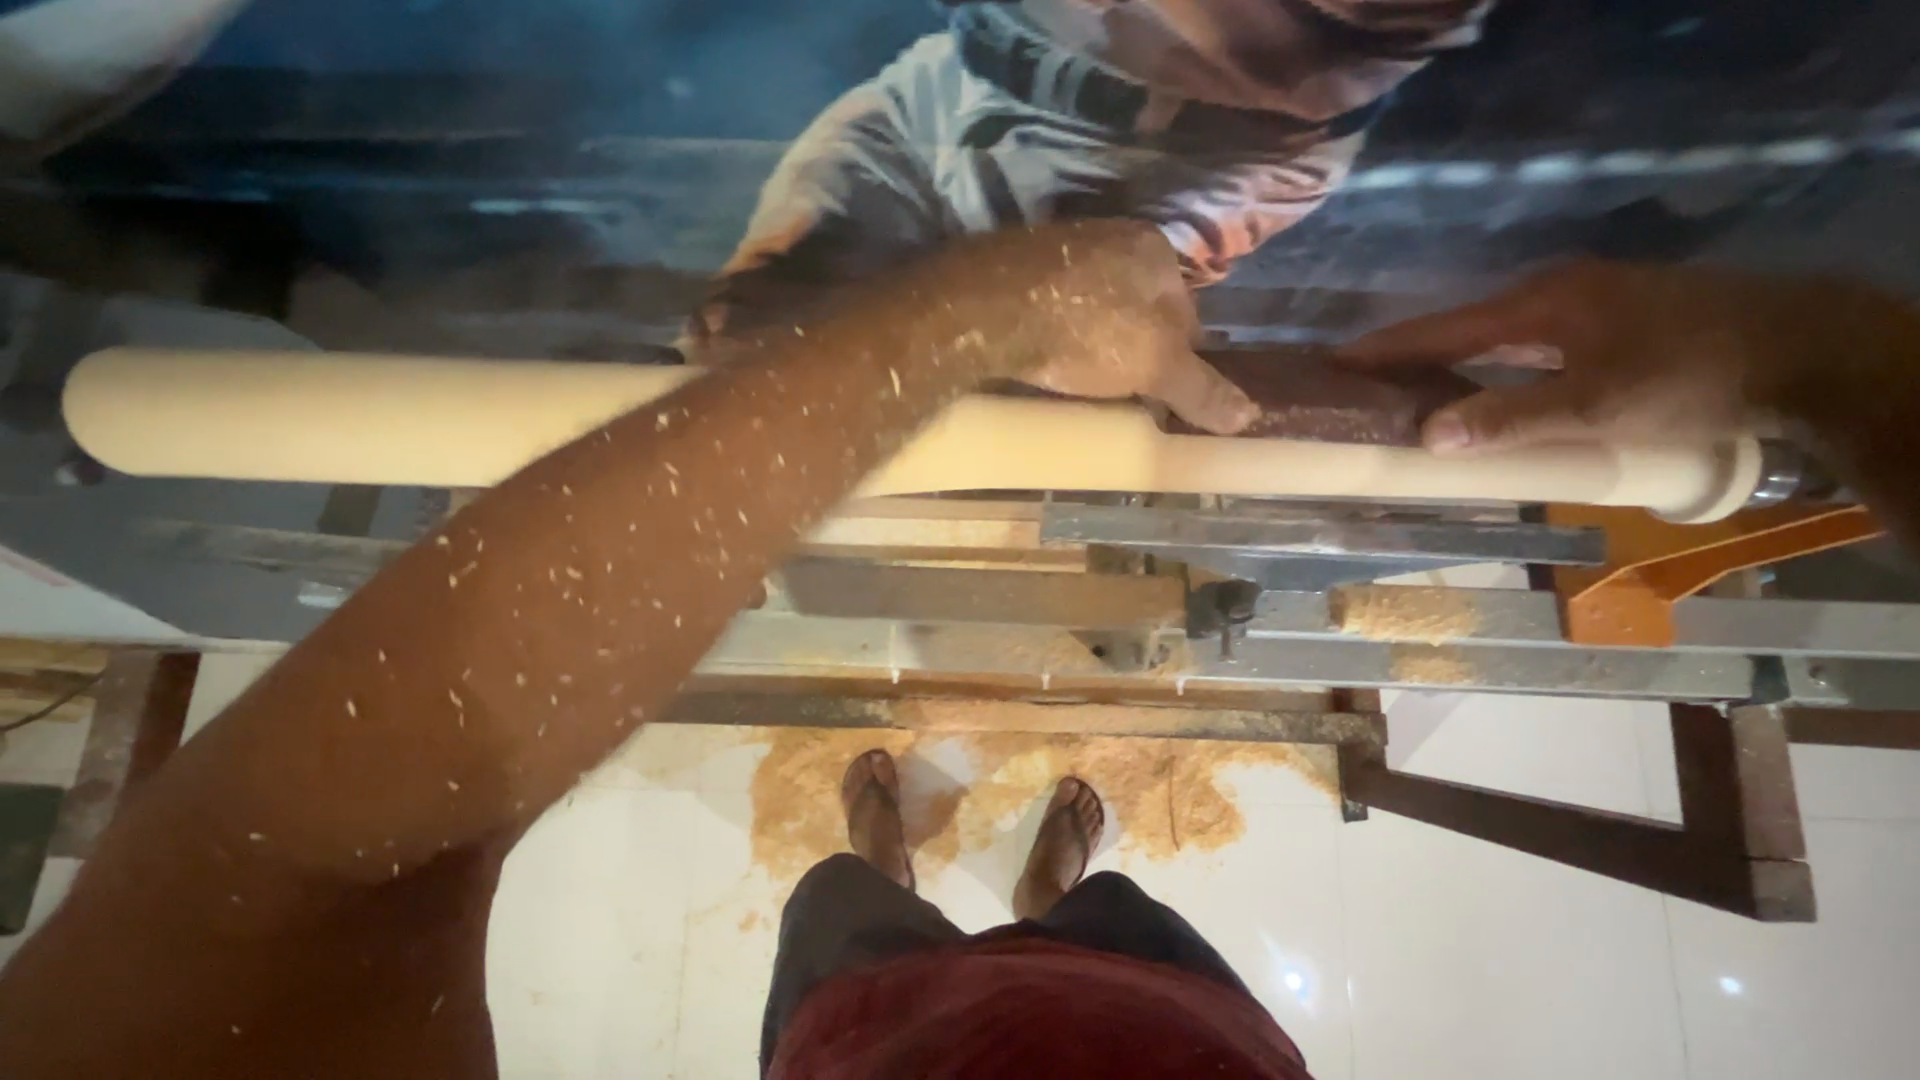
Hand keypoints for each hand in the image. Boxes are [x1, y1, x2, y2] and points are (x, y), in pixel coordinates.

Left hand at [1009, 222, 1258, 434]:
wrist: (988, 311)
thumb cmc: (1086, 331)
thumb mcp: (1154, 365)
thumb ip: (1200, 389)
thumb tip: (1248, 417)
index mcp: (1154, 249)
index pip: (1187, 311)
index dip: (1181, 357)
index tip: (1166, 392)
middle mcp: (1109, 236)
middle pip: (1139, 307)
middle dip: (1137, 347)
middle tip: (1125, 392)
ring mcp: (1060, 248)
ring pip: (1096, 306)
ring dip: (1096, 341)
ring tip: (1084, 382)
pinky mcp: (1016, 267)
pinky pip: (1054, 306)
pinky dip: (1058, 334)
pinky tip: (1048, 361)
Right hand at [1340, 261, 1800, 452]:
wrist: (1816, 350)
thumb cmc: (1695, 377)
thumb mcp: (1596, 406)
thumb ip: (1508, 418)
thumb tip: (1426, 433)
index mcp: (1540, 304)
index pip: (1439, 329)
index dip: (1383, 348)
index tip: (1331, 360)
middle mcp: (1555, 291)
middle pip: (1462, 324)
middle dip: (1409, 352)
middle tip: (1363, 378)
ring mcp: (1588, 298)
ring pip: (1496, 331)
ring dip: (1452, 356)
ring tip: (1410, 383)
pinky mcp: (1614, 314)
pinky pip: (1528, 338)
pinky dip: (1493, 359)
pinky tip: (1488, 378)